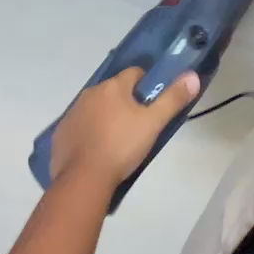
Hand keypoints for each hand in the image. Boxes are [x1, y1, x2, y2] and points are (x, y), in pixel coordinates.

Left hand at [49, 68, 201, 190]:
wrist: (83, 180)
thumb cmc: (121, 147)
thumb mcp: (153, 124)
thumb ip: (173, 99)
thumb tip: (193, 76)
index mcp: (113, 87)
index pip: (134, 73)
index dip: (145, 86)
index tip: (150, 105)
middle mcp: (90, 93)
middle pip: (113, 90)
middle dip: (124, 102)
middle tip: (136, 125)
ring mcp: (72, 113)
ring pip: (95, 107)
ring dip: (105, 116)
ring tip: (115, 141)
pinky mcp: (60, 134)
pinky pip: (79, 126)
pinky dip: (87, 133)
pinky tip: (95, 151)